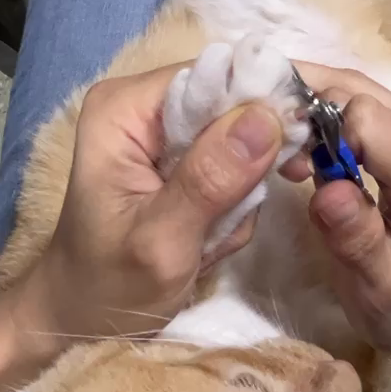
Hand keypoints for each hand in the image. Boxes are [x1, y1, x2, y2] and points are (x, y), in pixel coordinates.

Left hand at [11, 63, 286, 352]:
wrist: (80, 317)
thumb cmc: (106, 286)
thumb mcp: (161, 241)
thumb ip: (210, 180)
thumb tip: (266, 118)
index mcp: (125, 107)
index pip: (216, 73)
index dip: (267, 98)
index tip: (310, 135)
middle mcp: (144, 103)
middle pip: (234, 97)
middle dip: (257, 152)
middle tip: (259, 199)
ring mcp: (163, 129)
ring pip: (243, 132)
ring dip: (247, 185)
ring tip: (218, 232)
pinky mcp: (180, 155)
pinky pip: (236, 159)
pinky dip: (240, 197)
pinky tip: (215, 231)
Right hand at [284, 63, 390, 353]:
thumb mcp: (378, 296)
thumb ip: (357, 244)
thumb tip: (329, 191)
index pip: (368, 122)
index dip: (320, 133)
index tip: (293, 170)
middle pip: (359, 93)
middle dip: (309, 113)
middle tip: (280, 156)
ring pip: (358, 85)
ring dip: (314, 106)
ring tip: (290, 148)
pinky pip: (365, 97)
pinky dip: (327, 109)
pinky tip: (309, 141)